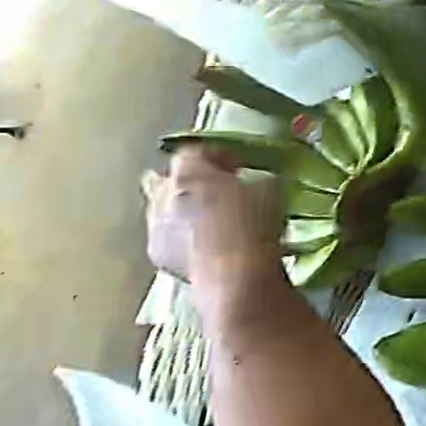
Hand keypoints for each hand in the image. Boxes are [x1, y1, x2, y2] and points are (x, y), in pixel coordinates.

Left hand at [144, 146, 285, 297]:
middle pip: (167, 178)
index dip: (217, 157)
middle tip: (214, 191)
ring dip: (183, 210)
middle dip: (188, 183)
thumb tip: (255, 185)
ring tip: (209, 221)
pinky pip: (167, 236)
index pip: (196, 152)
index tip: (237, 167)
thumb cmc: (254, 223)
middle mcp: (164, 193)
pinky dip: (182, 236)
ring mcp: (156, 225)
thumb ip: (255, 181)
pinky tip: (203, 244)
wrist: (234, 273)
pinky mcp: (156, 253)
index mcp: (190, 171)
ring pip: (163, 209)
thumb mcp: (269, 190)